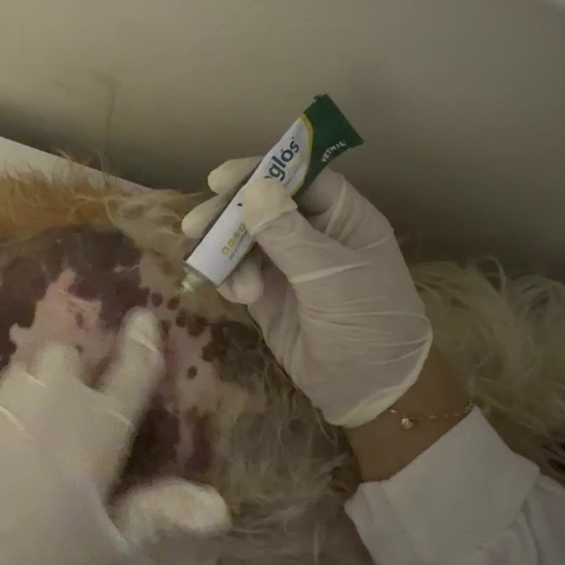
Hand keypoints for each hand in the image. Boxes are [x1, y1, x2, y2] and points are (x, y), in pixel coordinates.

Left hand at [0, 310, 230, 564]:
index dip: (141, 343)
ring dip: (30, 389)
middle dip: (71, 368)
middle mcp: (47, 412)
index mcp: (95, 435)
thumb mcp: (119, 544)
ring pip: (18, 374)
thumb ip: (163, 511)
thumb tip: (222, 505)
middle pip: (62, 355)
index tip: (143, 318)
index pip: (130, 373)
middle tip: (73, 400)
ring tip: (31, 424)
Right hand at [182, 163, 433, 428]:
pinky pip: (236, 272)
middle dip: (228, 214)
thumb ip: (288, 234)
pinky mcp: (267, 295)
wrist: (369, 392)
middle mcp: (313, 235)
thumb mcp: (331, 277)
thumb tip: (254, 189)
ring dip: (225, 251)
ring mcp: (287, 266)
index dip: (261, 172)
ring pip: (243, 239)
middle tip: (195, 226)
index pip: (300, 178)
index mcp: (343, 219)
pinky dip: (228, 278)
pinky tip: (236, 297)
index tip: (220, 179)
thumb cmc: (367, 325)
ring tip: (217, 273)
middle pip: (261, 206)